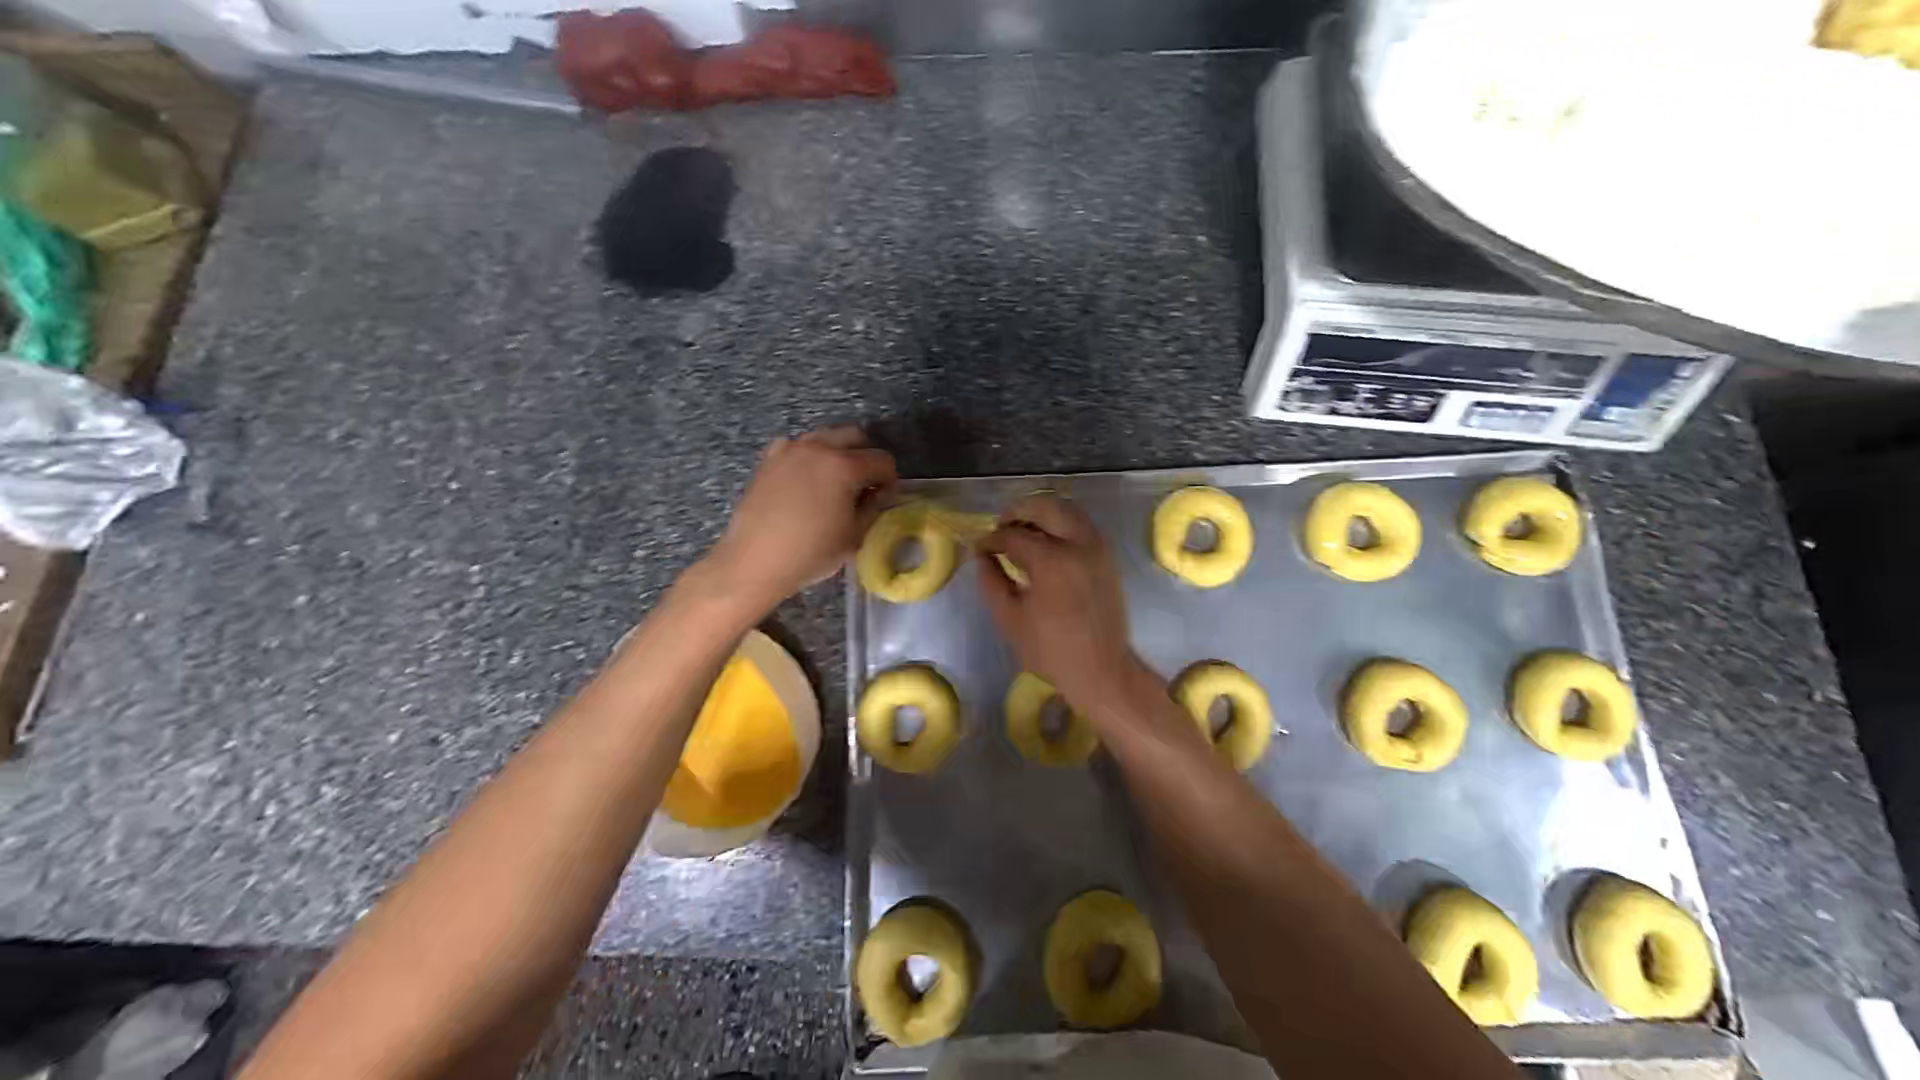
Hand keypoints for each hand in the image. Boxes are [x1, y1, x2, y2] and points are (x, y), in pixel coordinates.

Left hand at [698, 426, 896, 613]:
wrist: (755, 561)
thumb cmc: (811, 553)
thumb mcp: (854, 536)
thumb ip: (872, 509)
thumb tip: (877, 495)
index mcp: (844, 466)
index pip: (882, 460)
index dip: (890, 479)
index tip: (885, 497)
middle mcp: (818, 448)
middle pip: (854, 436)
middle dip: (865, 457)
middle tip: (864, 485)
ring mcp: (790, 450)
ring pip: (824, 437)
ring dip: (837, 453)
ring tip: (835, 482)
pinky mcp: (768, 460)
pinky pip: (796, 446)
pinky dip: (807, 456)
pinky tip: (805, 479)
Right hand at [976, 494, 1150, 712]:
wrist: (1102, 670)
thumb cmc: (1051, 650)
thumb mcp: (1010, 619)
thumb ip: (991, 581)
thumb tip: (980, 556)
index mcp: (1052, 560)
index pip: (1013, 535)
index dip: (991, 540)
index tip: (979, 548)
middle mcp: (1078, 544)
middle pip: (1045, 506)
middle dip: (1018, 512)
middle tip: (1001, 528)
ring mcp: (1097, 547)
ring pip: (1067, 510)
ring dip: (1042, 514)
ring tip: (1022, 532)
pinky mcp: (1107, 556)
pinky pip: (1081, 525)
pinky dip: (1061, 524)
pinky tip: (1045, 544)